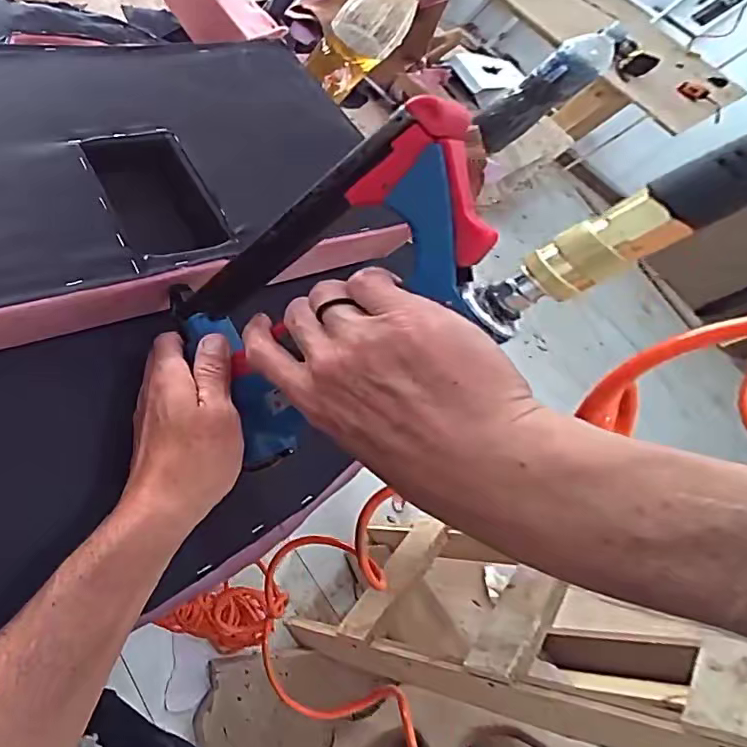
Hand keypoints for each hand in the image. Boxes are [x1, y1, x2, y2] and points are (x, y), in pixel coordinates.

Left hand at [122, 332, 243, 534]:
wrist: (161, 509)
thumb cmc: (194, 463)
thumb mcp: (220, 409)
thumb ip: (214, 370)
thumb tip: (214, 339)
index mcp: (168, 375)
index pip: (173, 335)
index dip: (200, 336)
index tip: (226, 349)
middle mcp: (152, 389)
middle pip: (173, 358)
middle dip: (201, 361)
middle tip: (232, 377)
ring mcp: (149, 413)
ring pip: (175, 384)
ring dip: (199, 387)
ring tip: (228, 404)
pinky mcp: (153, 435)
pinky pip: (173, 407)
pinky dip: (191, 409)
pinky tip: (212, 428)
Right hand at [241, 268, 545, 462]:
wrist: (486, 459)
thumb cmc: (434, 467)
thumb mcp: (362, 443)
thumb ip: (339, 404)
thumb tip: (340, 378)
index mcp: (315, 401)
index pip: (262, 352)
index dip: (260, 332)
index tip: (264, 325)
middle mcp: (331, 364)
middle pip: (298, 312)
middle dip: (312, 310)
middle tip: (334, 314)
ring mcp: (365, 336)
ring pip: (331, 293)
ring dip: (345, 296)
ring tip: (371, 305)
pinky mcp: (402, 315)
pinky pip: (370, 280)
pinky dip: (377, 282)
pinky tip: (392, 293)